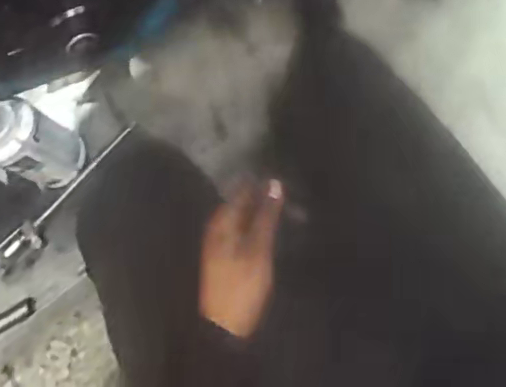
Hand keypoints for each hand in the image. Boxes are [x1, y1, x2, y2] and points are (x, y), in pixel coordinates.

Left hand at [198, 178, 285, 339]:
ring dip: (261, 213)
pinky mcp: (226, 258)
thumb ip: (266, 216)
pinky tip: (271, 231)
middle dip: (262, 197)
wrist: (223, 331)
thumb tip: (274, 183)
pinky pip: (243, 232)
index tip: (281, 175)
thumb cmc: (241, 286)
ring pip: (243, 218)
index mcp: (221, 221)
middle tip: (287, 191)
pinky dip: (257, 227)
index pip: (241, 189)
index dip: (260, 182)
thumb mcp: (258, 249)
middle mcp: (217, 227)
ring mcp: (220, 243)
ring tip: (284, 208)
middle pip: (241, 203)